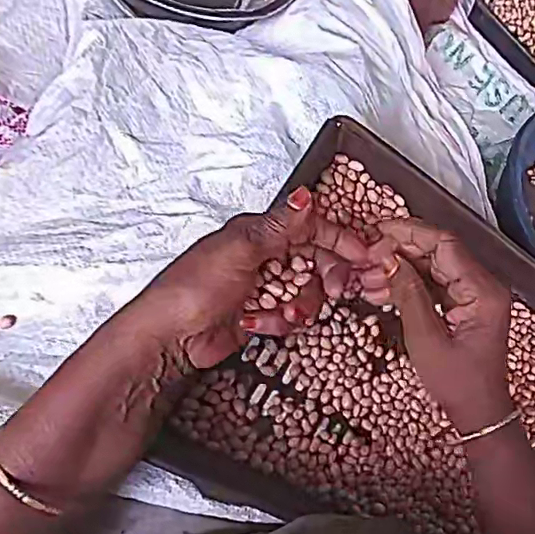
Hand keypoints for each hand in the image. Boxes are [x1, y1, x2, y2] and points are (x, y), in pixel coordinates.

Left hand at [124, 187, 371, 370]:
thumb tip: (306, 196)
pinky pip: (291, 316)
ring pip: (309, 293)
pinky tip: (258, 324)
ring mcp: (266, 286)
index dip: (341, 241)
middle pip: (318, 262)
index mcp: (262, 234)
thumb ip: (279, 226)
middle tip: (335, 291)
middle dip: (327, 279)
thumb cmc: (192, 289)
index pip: (313, 229)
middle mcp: (267, 257)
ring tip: (283, 315)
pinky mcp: (264, 313)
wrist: (170, 337)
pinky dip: (280, 322)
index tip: (364, 257)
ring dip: (301, 307)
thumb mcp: (240, 251)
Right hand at [358, 218, 512, 431]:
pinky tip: (382, 290)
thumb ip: (407, 295)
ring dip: (401, 269)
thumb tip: (386, 259)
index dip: (410, 234)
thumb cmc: (458, 383)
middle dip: (400, 252)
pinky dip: (410, 286)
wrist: (479, 412)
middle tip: (367, 256)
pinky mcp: (466, 306)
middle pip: (439, 253)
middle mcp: (484, 286)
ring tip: (368, 279)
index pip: (445, 245)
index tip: (379, 233)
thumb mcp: (426, 339)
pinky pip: (435, 285)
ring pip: (434, 268)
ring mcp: (476, 296)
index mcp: (483, 291)